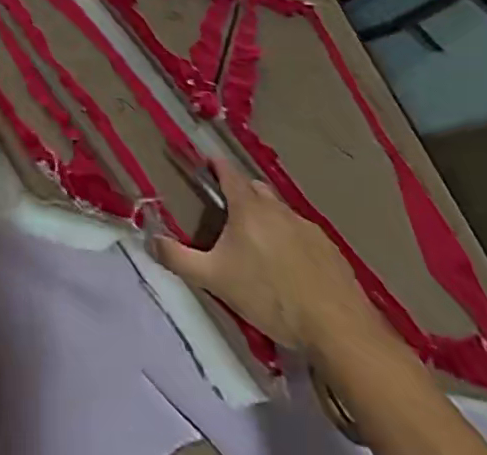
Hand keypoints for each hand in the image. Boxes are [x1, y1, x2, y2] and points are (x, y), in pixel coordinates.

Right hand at [153, 157, 379, 347]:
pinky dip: (290, 239)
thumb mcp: (215, 280)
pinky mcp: (329, 249)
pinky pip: (302, 233)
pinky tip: (289, 266)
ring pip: (280, 211)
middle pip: (256, 189)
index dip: (217, 165)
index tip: (208, 160)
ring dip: (266, 217)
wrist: (336, 326)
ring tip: (258, 244)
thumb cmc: (269, 296)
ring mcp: (308, 227)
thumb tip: (150, 240)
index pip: (230, 174)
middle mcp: (279, 209)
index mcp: (249, 209)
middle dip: (241, 191)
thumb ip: (179, 258)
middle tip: (228, 209)